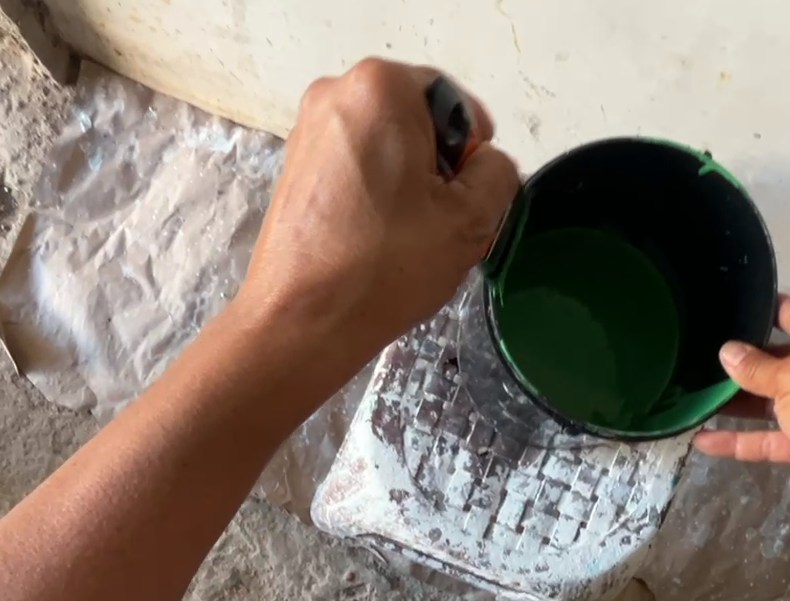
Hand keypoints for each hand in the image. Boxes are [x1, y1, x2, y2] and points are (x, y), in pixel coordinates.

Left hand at [233, 59, 519, 383]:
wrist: (300, 324)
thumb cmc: (385, 269)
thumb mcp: (470, 222)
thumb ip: (498, 175)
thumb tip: (484, 166)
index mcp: (381, 87)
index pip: (457, 108)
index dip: (471, 159)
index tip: (462, 208)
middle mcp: (335, 94)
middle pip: (416, 127)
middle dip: (435, 175)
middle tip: (437, 231)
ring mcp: (306, 135)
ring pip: (384, 155)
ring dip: (405, 193)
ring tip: (403, 246)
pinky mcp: (291, 174)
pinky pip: (352, 176)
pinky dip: (371, 205)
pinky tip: (372, 248)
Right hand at [693, 295, 789, 508]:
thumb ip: (756, 367)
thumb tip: (727, 352)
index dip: (767, 312)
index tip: (734, 307)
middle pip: (787, 362)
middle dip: (747, 366)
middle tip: (704, 359)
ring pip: (778, 402)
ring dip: (740, 404)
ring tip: (699, 398)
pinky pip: (775, 437)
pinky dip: (744, 440)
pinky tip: (705, 440)